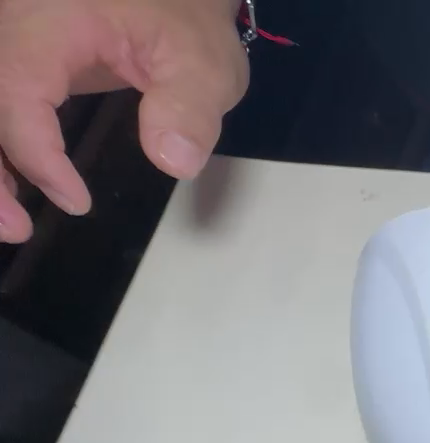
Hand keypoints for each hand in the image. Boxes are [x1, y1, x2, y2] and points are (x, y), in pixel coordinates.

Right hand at [0, 0, 245, 242]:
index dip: (32, 152)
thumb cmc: (184, 23)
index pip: (11, 90)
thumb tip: (173, 162)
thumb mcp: (203, 65)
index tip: (75, 201)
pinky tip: (8, 186)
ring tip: (7, 223)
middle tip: (11, 229)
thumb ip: (186, 110)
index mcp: (35, 21)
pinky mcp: (4, 56)